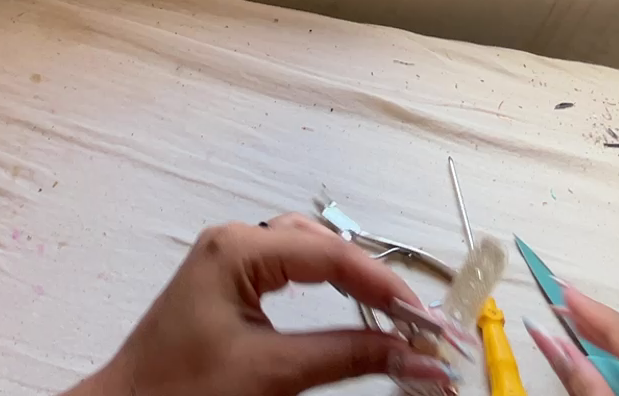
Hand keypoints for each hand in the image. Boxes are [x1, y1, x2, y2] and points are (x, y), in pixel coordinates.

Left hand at [64, 212, 455, 395]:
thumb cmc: (190, 391)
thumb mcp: (272, 375)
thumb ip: (345, 357)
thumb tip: (414, 357)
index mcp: (238, 249)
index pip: (328, 255)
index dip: (383, 285)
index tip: (427, 321)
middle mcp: (234, 238)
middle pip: (318, 243)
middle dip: (369, 278)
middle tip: (414, 320)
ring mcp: (228, 255)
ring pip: (303, 248)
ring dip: (348, 275)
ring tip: (388, 309)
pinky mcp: (226, 277)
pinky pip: (285, 263)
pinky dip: (321, 279)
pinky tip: (343, 297)